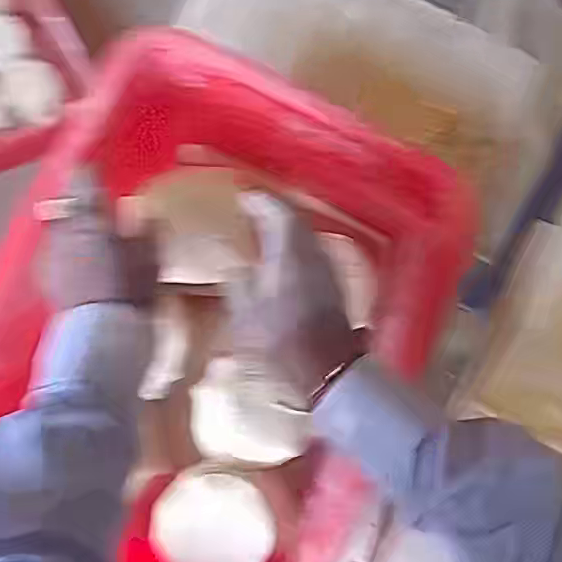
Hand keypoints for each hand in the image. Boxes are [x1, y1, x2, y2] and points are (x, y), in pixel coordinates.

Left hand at [35, 167, 158, 310]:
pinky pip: (57, 249)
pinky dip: (69, 248)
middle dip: (81, 198)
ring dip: (74, 223)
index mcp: (92, 217)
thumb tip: (140, 210)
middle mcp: (65, 228)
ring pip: (61, 224)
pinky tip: (83, 260)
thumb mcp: (151, 258)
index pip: (84, 178)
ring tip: (92, 231)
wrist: (102, 334)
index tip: (99, 162)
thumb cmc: (132, 292)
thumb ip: (145, 229)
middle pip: (68, 201)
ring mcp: (51, 251)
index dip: (91, 168)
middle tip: (97, 199)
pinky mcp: (46, 273)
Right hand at [230, 192, 364, 402]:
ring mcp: (327, 266)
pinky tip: (282, 255)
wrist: (326, 365)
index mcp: (290, 248)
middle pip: (295, 218)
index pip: (278, 209)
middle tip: (252, 207)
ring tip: (263, 228)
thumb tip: (228, 258)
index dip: (260, 199)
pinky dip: (295, 244)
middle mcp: (313, 250)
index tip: (243, 195)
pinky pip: (311, 250)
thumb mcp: (245, 310)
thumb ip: (236, 278)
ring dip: (286, 226)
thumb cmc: (280, 337)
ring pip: (306, 234)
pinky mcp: (333, 282)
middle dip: (274, 209)